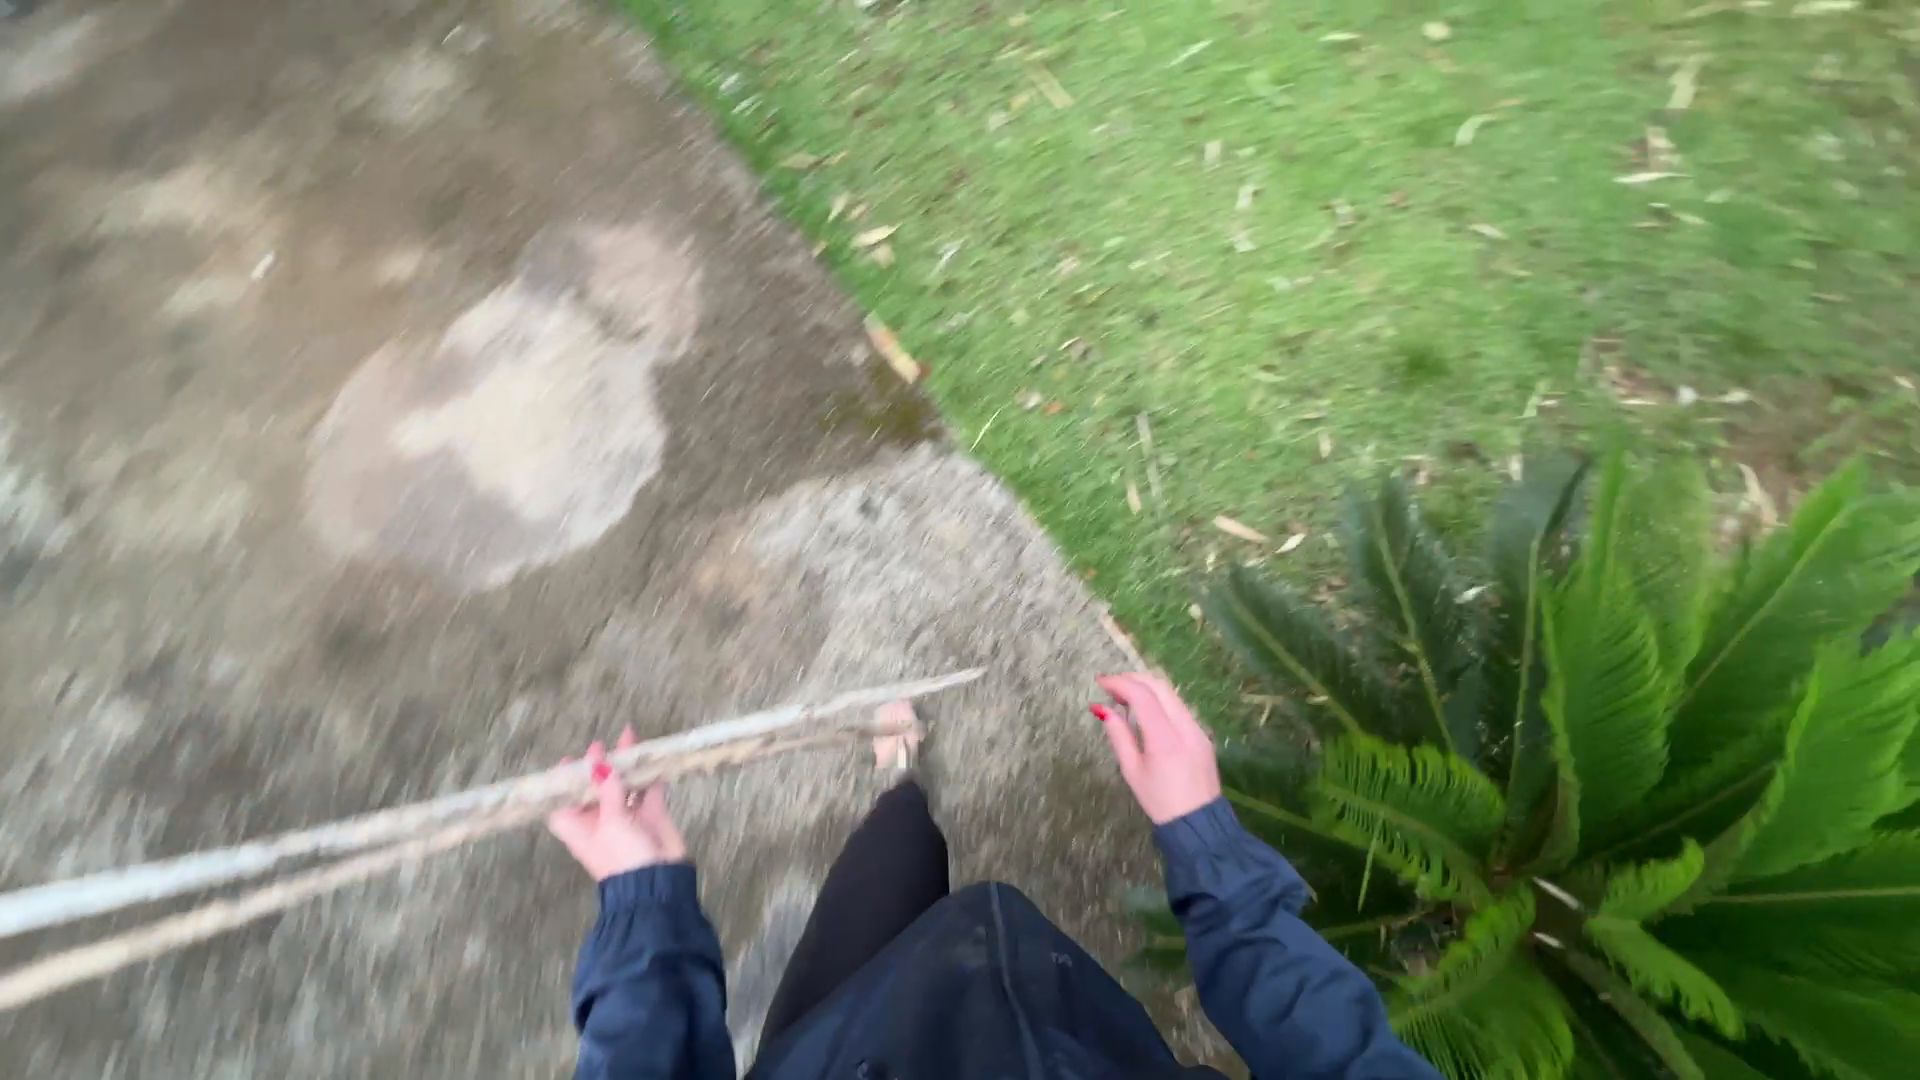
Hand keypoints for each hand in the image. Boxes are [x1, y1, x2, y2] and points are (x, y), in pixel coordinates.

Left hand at [546, 727, 687, 880]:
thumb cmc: (622, 854)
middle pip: (596, 789)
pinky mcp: (651, 815)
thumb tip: (601, 764)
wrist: (657, 879)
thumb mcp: (611, 822)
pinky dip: (651, 774)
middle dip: (599, 767)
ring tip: (631, 739)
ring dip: (627, 765)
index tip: (569, 760)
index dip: (564, 782)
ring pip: (624, 785)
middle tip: (601, 744)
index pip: (564, 803)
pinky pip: (649, 790)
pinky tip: (654, 756)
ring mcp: (627, 817)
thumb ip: (608, 790)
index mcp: (580, 828)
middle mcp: (601, 820)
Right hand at [1093, 673, 1221, 824]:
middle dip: (1133, 679)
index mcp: (1165, 739)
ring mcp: (1197, 729)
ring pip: (1171, 693)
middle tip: (1111, 686)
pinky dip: (1159, 700)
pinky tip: (1146, 712)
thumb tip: (1102, 709)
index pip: (1142, 696)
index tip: (1101, 682)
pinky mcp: (1202, 734)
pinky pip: (1179, 707)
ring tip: (1125, 697)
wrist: (1199, 823)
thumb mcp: (1132, 770)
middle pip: (1160, 686)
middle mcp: (1185, 727)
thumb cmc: (1159, 801)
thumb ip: (1118, 735)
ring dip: (1147, 688)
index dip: (1119, 683)